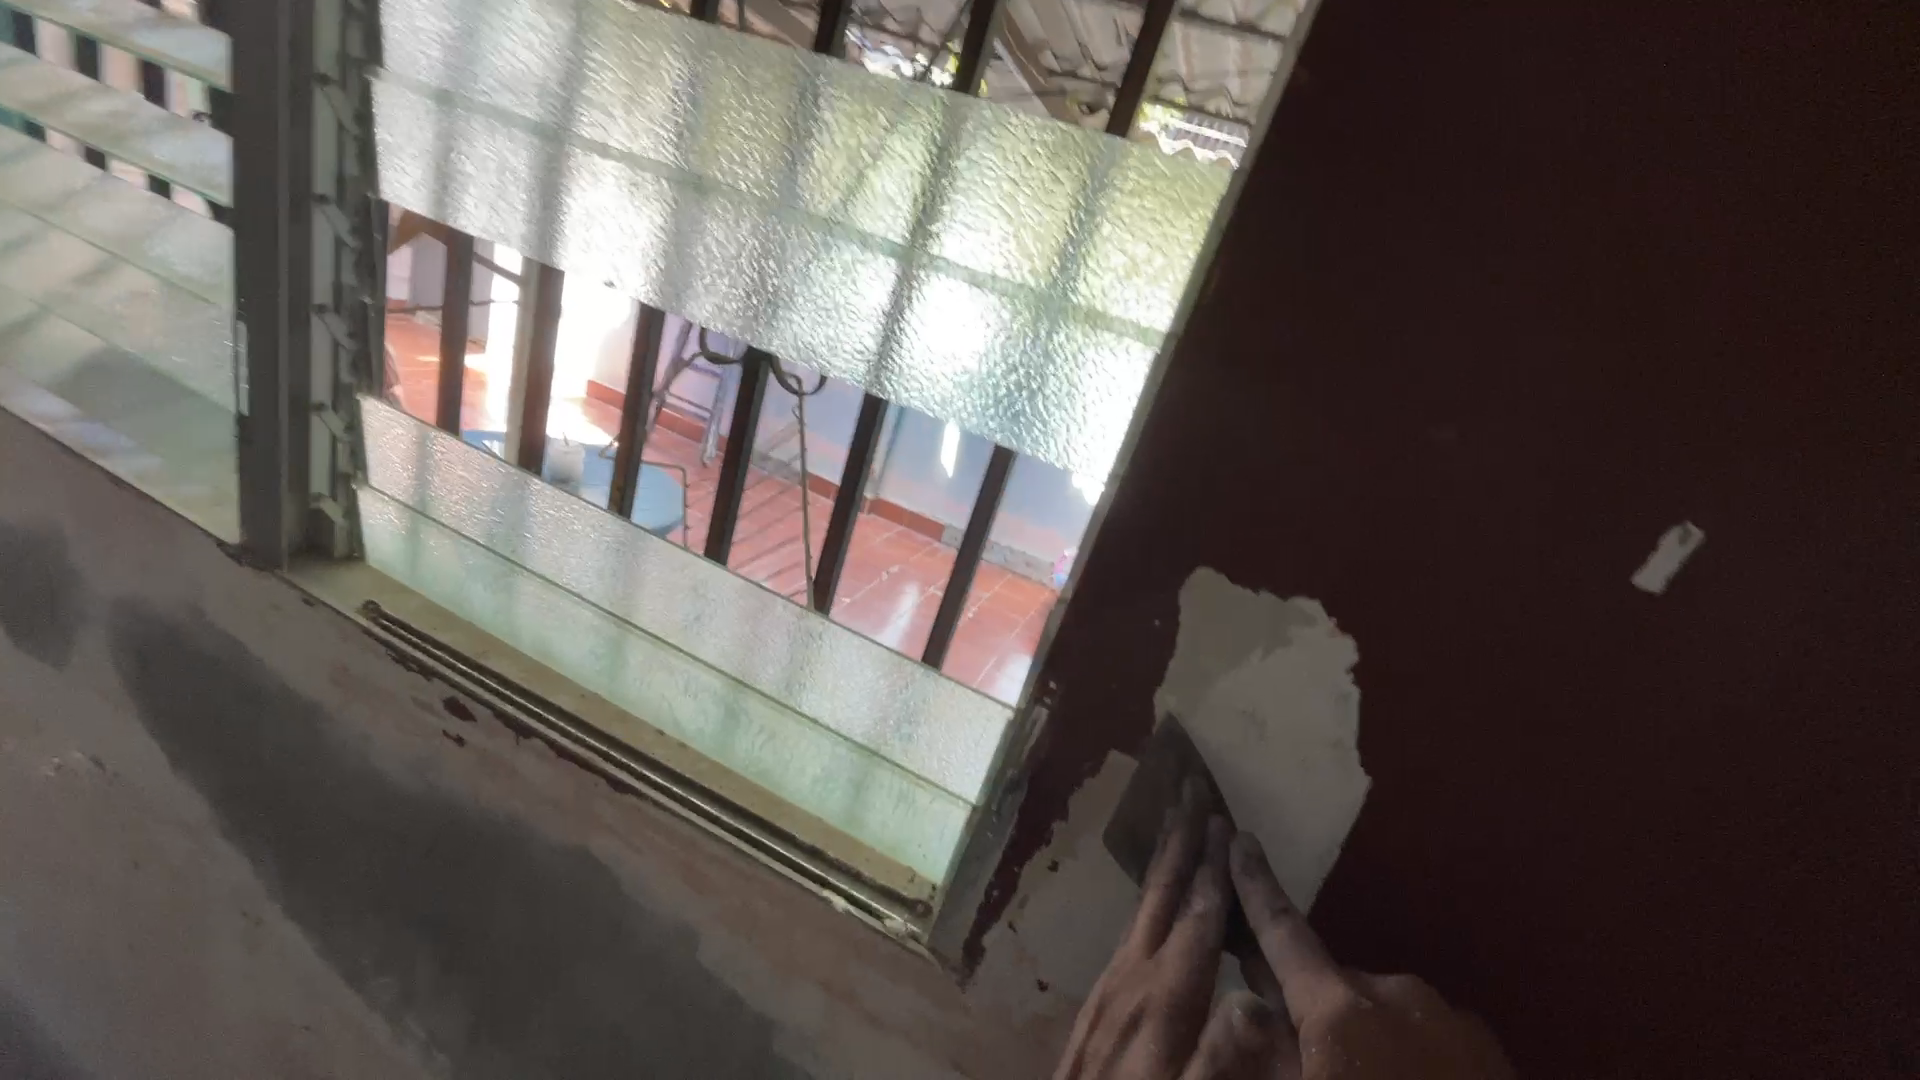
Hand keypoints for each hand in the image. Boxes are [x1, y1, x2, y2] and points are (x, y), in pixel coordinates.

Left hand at [1053, 780, 1277, 1079]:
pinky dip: (1149, 893)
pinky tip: (1156, 896)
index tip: (1222, 820)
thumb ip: (1219, 1056)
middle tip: (1188, 786)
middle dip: (1179, 837)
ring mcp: (1112, 979)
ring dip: (1162, 858)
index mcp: (1164, 994)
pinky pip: (1131, 924)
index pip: (1197, 918)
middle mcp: (1133, 971)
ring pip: (1142, 902)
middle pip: (1161, 890)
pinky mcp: (1101, 992)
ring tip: (1175, 824)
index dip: (1213, 868)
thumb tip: (1258, 1002)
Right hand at [1228, 834, 1514, 1079]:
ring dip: (1362, 1032)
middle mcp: (1392, 994)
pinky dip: (1405, 1049)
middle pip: (1329, 983)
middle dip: (1311, 1006)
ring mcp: (1447, 1017)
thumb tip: (1254, 1000)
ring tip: (1367, 1076)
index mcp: (1340, 1009)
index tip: (1239, 837)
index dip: (1254, 884)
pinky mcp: (1486, 1045)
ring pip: (1377, 1009)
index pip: (1282, 930)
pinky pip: (1424, 1030)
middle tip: (1306, 1050)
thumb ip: (1275, 1052)